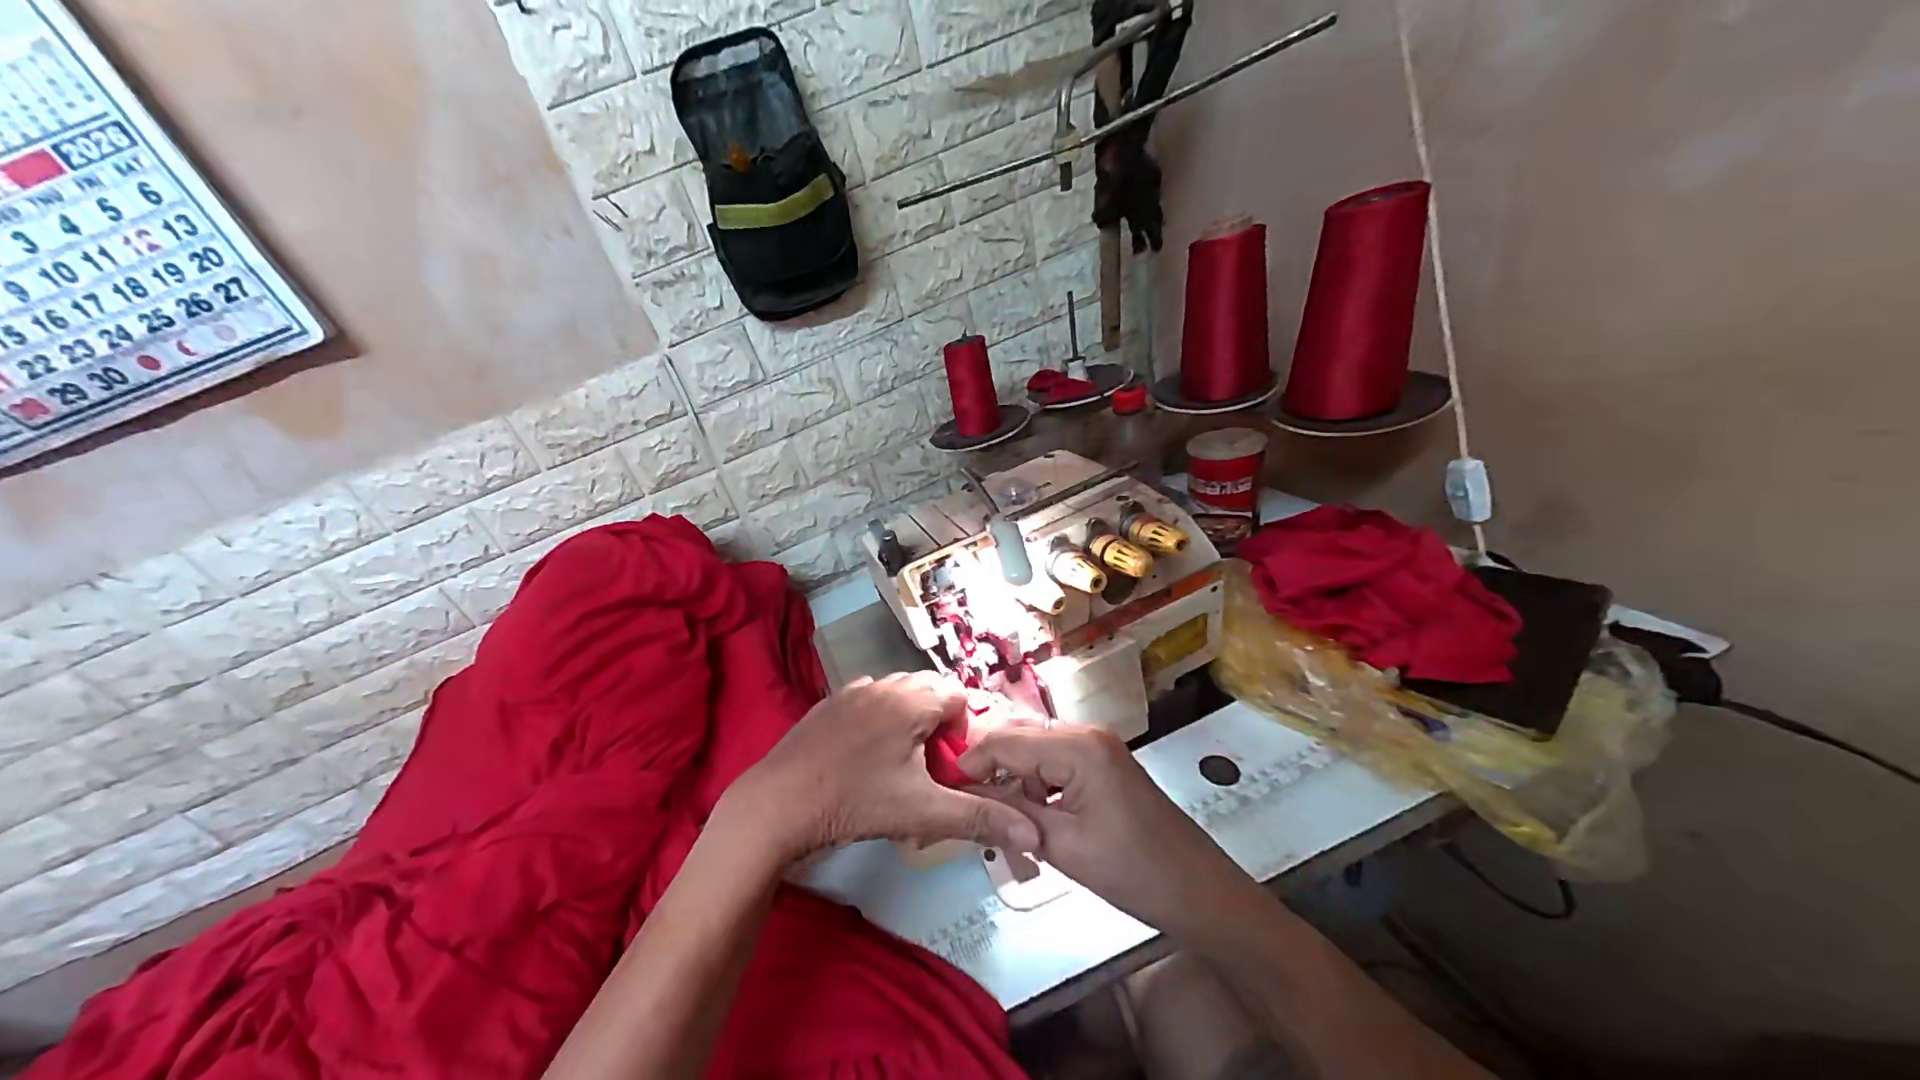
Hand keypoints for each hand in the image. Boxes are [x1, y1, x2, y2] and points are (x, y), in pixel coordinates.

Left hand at [718, 673, 1040, 862]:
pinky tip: (866, 755)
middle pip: (928, 688)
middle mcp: (884, 685)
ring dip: (909, 716)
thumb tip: (1033, 835)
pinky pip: (867, 700)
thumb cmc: (855, 802)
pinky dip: (878, 717)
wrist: (777, 803)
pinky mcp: (826, 704)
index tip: (954, 763)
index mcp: (912, 700)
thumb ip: (980, 819)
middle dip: (938, 720)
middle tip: (932, 763)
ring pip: (896, 692)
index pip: (958, 694)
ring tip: (901, 760)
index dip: (964, 726)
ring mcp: (851, 691)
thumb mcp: (923, 813)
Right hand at [958, 723, 1270, 944]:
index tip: (943, 788)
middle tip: (962, 801)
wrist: (1198, 889)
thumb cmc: (1132, 870)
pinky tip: (1025, 812)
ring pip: (1034, 748)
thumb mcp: (1062, 845)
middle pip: (1019, 737)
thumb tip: (968, 795)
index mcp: (1077, 746)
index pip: (1005, 741)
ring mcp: (1096, 745)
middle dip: (988, 767)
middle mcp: (1085, 733)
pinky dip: (1034, 781)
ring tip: (992, 813)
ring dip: (1011, 776)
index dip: (970, 762)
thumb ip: (1012, 813)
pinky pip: (1054, 760)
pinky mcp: (1102, 762)